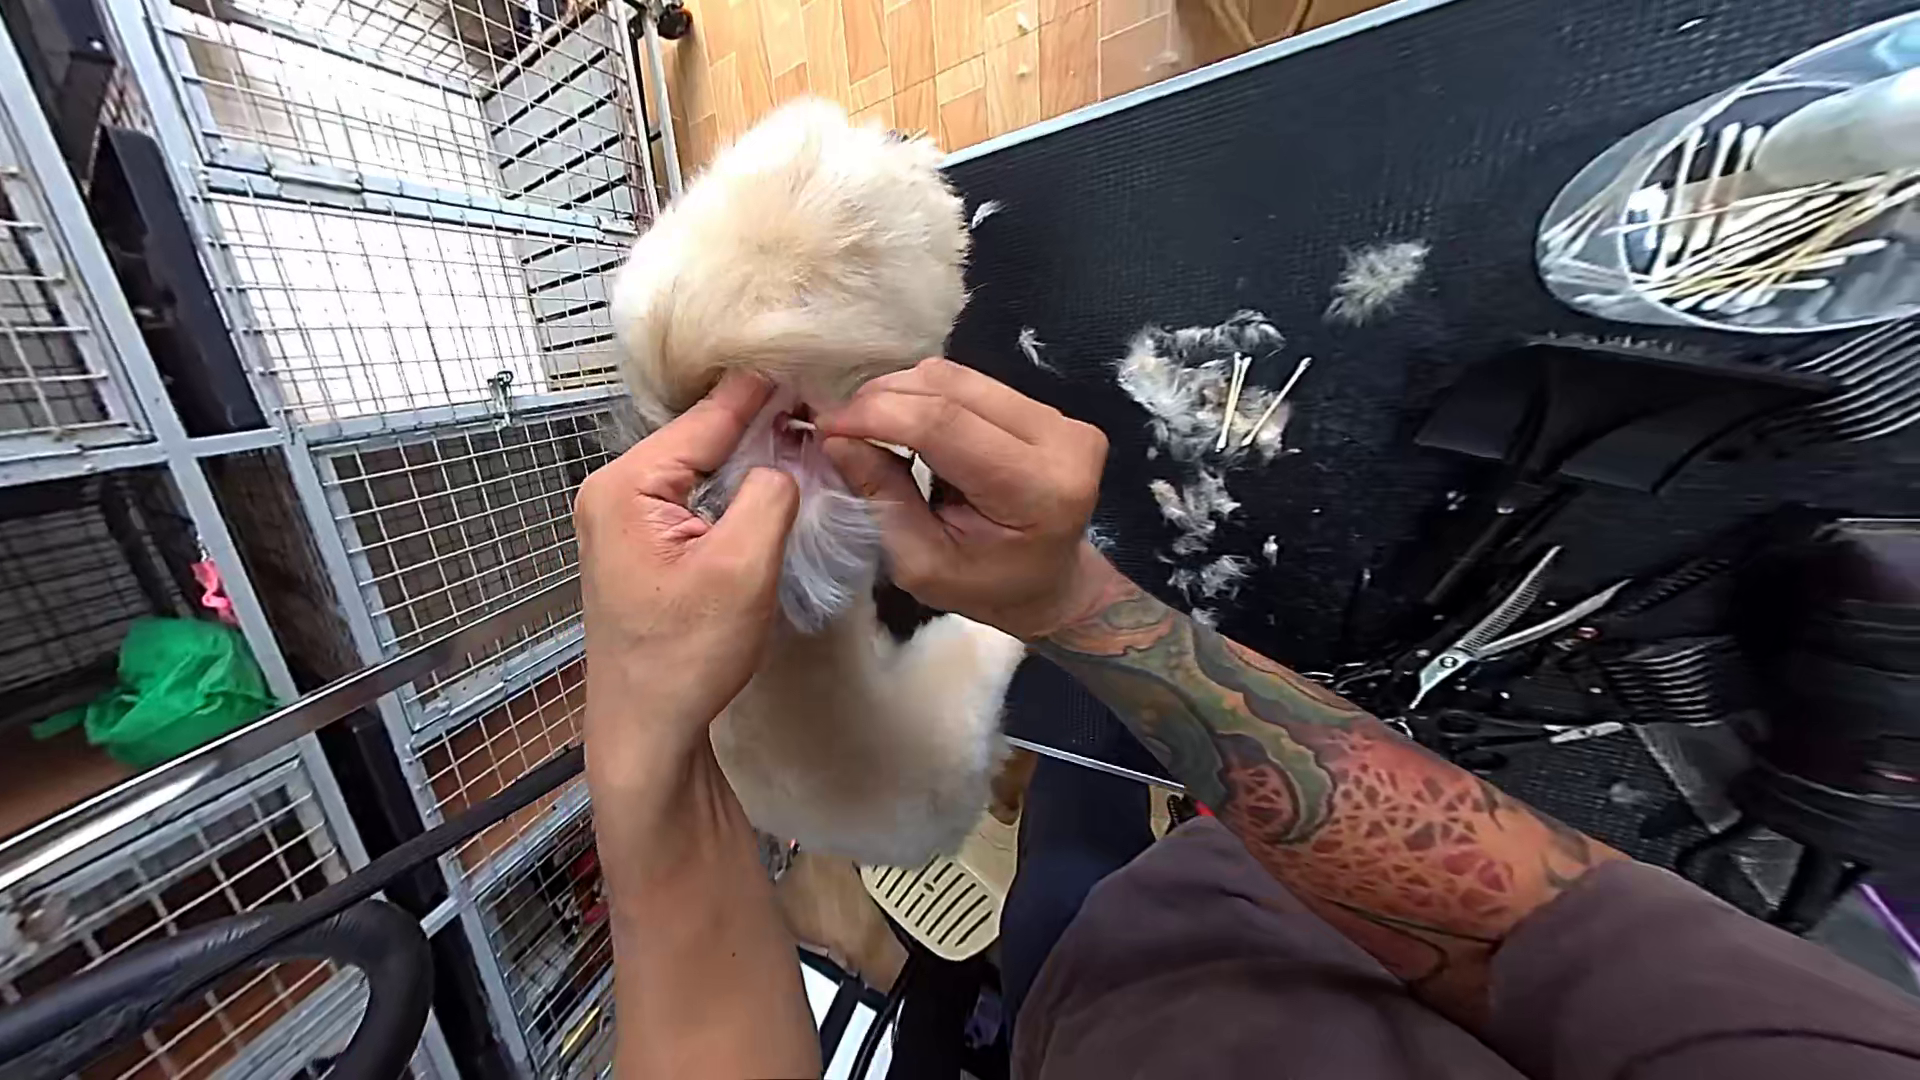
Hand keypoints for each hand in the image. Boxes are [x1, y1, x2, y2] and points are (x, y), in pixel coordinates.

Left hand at [576, 374, 799, 791]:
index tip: (803, 368)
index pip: (705, 420)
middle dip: (758, 425)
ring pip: (704, 469)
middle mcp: (618, 492)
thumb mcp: (741, 570)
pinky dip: (738, 489)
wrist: (650, 725)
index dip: (759, 393)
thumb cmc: (688, 654)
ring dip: (751, 458)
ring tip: (801, 439)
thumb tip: (786, 460)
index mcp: (628, 486)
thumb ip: (769, 497)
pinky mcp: (648, 543)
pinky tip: (772, 486)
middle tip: (813, 408)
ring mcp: (629, 518)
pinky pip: (700, 498)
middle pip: (701, 439)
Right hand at [818, 357, 1119, 638]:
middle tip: (841, 427)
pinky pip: (974, 384)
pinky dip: (927, 396)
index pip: (945, 424)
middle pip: (952, 388)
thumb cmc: (987, 588)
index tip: (827, 427)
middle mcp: (1062, 442)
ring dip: (902, 393)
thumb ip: (883, 499)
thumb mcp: (923, 563)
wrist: (1051, 583)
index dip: (877, 415)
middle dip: (882, 399)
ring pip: (960, 376)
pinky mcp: (1053, 411)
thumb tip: (836, 439)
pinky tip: (906, 422)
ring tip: (870, 426)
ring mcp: (1063, 419)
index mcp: (1037, 491)